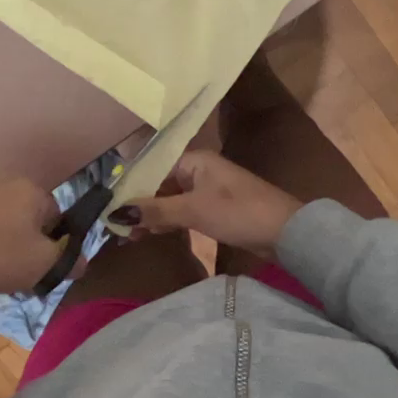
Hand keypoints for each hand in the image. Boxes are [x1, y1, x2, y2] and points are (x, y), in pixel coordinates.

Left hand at [0, 178, 64, 299]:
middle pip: (30, 218)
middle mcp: (3, 186)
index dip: (56, 242)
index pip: (57, 216)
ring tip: (1, 271)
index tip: (46, 263)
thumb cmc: (4, 259)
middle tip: (26, 269)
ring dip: (9, 244)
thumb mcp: (47, 264)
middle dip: (31, 242)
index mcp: (29, 190)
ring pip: (6, 224)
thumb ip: (71, 261)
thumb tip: (80, 263)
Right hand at [109, 151, 302, 255]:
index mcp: (194, 161)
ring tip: (130, 236)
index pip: (153, 169)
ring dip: (152, 216)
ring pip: (171, 200)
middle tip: (118, 229)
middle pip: (160, 185)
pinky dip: (169, 221)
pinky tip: (154, 234)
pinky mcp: (216, 210)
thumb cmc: (238, 212)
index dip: (131, 189)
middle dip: (139, 205)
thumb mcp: (193, 210)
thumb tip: (117, 213)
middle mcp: (199, 170)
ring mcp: (209, 190)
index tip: (110, 209)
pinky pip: (184, 211)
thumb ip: (155, 210)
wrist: (286, 232)